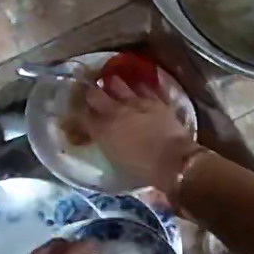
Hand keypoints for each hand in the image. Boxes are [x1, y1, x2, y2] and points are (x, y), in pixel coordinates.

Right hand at [84, 77, 201, 194]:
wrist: (173, 161)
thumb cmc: (142, 170)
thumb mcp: (115, 161)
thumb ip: (106, 144)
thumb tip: (102, 137)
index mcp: (102, 130)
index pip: (82, 116)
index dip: (79, 115)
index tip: (80, 115)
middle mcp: (114, 111)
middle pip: (94, 94)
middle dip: (91, 94)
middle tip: (93, 95)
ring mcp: (135, 102)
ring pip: (117, 83)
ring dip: (113, 84)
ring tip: (112, 83)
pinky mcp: (155, 99)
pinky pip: (143, 86)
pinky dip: (139, 86)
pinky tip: (138, 86)